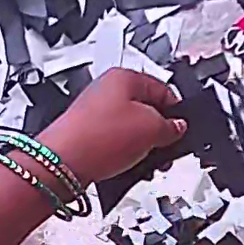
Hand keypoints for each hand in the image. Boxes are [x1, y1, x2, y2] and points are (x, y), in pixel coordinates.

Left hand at [36, 69, 184, 184]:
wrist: (62, 164)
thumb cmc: (97, 137)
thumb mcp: (151, 129)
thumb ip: (171, 127)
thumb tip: (177, 128)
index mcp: (123, 76)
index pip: (163, 89)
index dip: (176, 112)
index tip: (182, 129)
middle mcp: (105, 92)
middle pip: (144, 111)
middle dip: (158, 133)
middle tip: (164, 150)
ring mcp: (93, 116)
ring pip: (129, 131)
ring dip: (142, 148)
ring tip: (145, 163)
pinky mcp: (85, 138)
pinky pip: (112, 145)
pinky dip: (123, 156)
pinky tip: (127, 168)